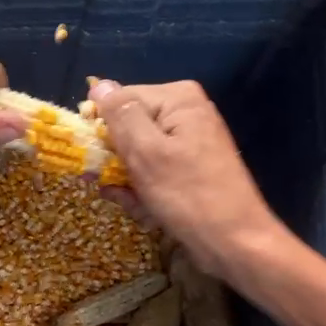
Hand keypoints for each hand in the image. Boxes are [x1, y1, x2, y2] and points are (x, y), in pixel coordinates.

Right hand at [89, 78, 288, 277]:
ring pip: (138, 159)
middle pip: (129, 130)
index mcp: (177, 99)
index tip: (92, 161)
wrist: (233, 241)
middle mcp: (184, 114)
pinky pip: (154, 177)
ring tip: (139, 206)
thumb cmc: (188, 195)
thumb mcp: (147, 152)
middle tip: (117, 190)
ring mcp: (188, 144)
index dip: (102, 129)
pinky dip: (146, 196)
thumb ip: (121, 116)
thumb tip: (98, 84)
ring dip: (130, 186)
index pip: (120, 100)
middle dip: (118, 164)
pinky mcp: (189, 172)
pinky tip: (150, 215)